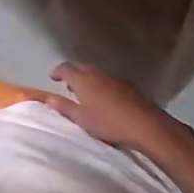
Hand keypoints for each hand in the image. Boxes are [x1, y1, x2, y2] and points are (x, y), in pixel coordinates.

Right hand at [45, 62, 187, 156]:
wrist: (145, 125)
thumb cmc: (108, 123)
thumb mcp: (82, 118)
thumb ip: (64, 107)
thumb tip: (48, 98)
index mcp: (83, 79)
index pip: (65, 68)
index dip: (57, 71)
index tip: (52, 77)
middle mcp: (97, 73)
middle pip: (81, 68)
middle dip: (73, 74)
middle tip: (68, 85)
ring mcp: (114, 77)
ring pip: (96, 73)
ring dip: (88, 79)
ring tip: (86, 92)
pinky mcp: (128, 85)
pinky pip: (109, 80)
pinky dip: (102, 85)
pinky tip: (106, 98)